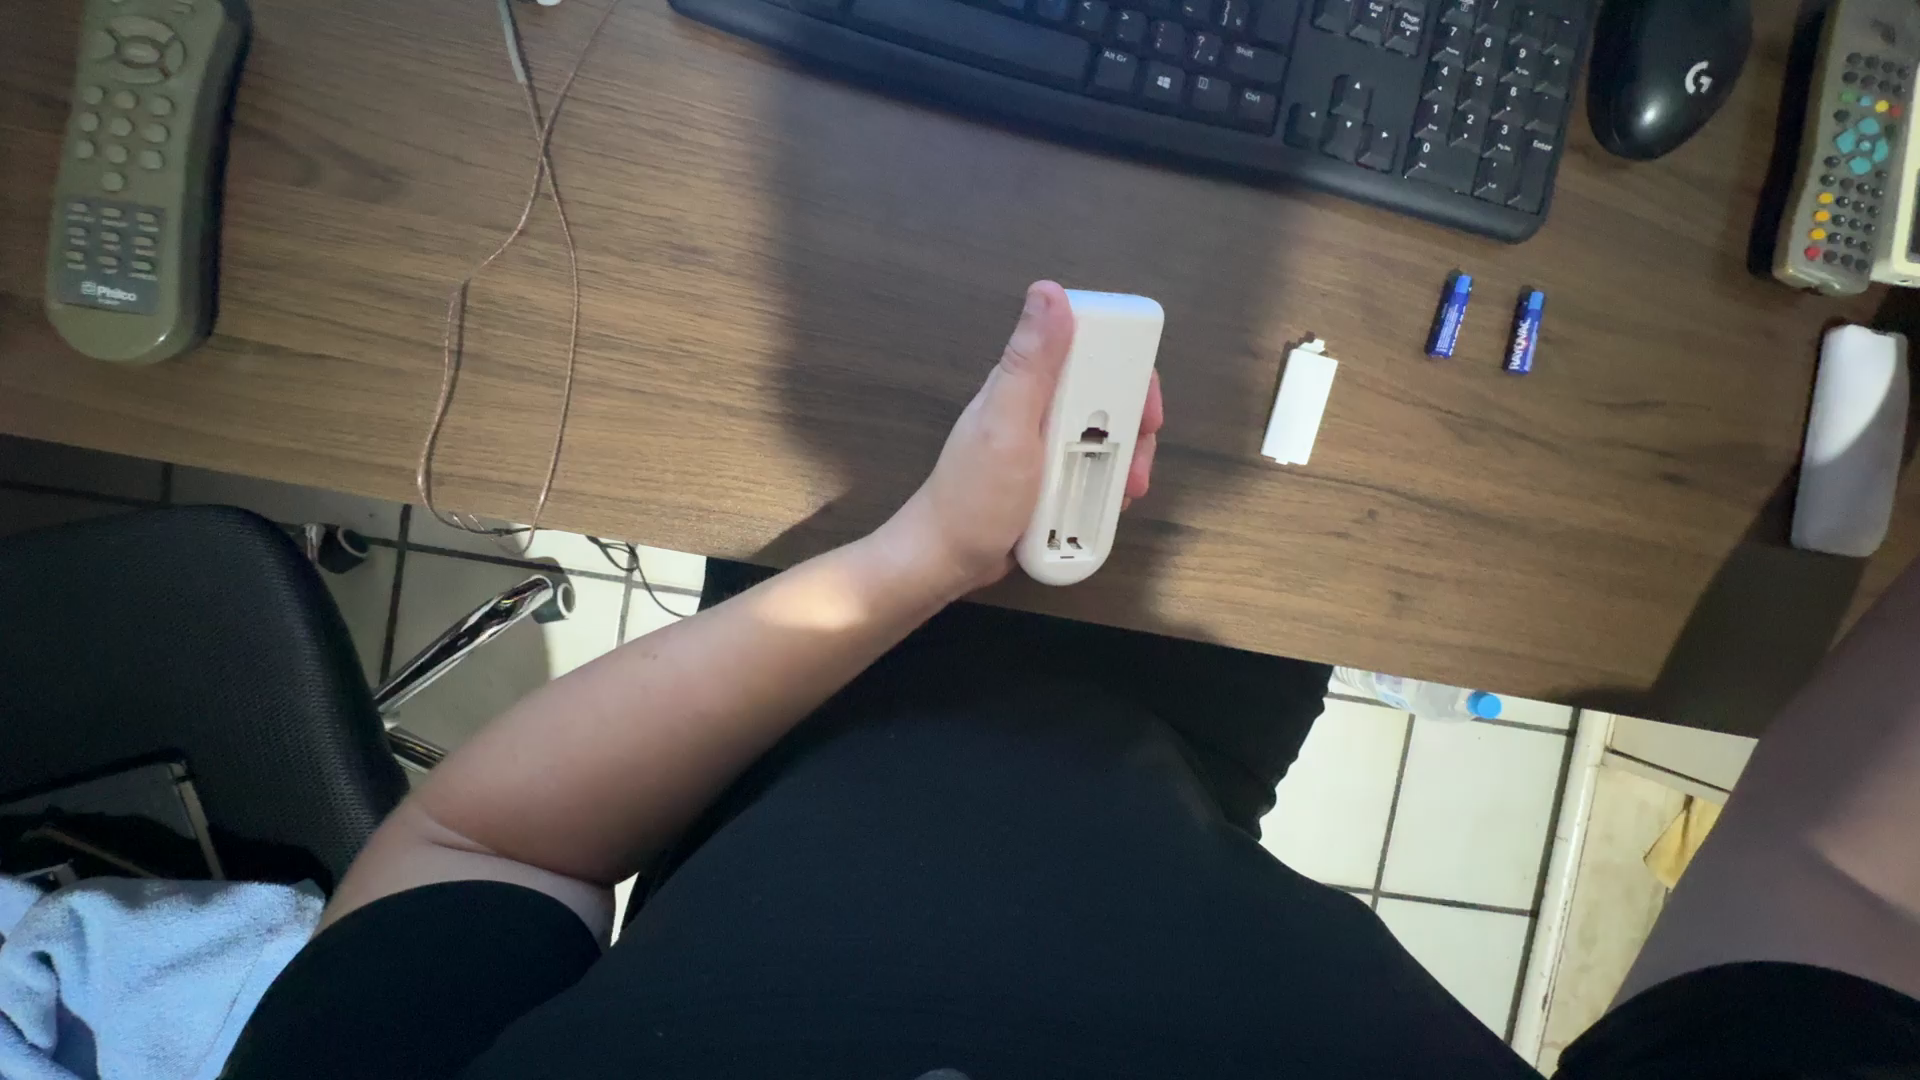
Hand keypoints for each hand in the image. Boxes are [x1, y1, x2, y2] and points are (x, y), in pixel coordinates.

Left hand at [881, 280, 1163, 596]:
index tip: (1145, 410)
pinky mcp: (1043, 480)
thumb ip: (1031, 364)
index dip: (1128, 373)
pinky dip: (1104, 486)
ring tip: (1127, 495)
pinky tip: (1108, 507)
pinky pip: (1088, 472)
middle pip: (1105, 400)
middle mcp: (1035, 408)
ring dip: (1123, 464)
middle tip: (1138, 468)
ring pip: (1101, 439)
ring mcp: (1040, 446)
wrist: (947, 559)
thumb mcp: (1007, 427)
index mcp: (1024, 384)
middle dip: (1132, 430)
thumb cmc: (976, 498)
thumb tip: (1049, 292)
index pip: (1090, 353)